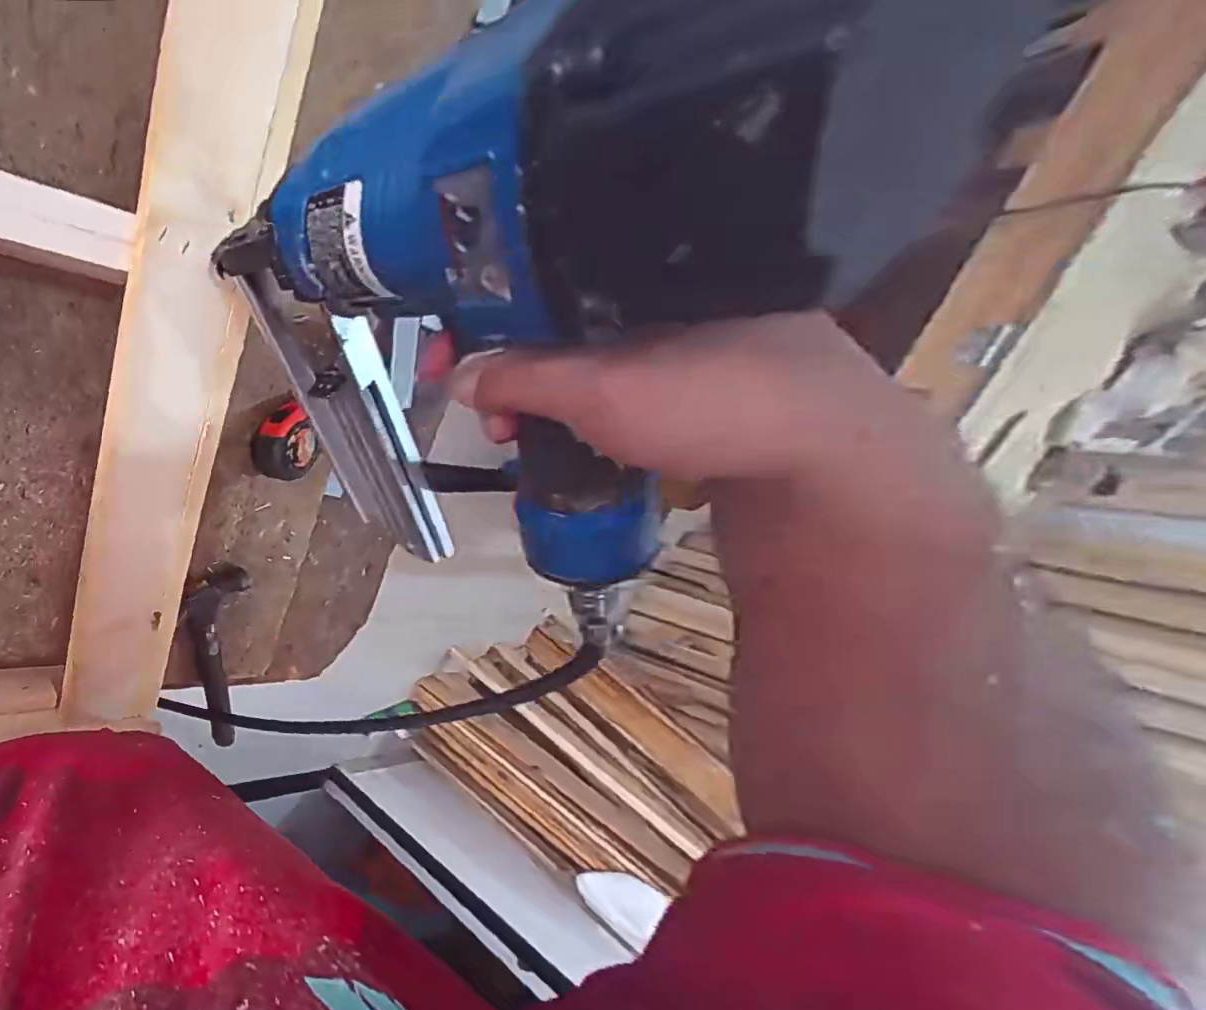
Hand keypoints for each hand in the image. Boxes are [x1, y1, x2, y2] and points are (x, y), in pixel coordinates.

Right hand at [433, 312, 947, 486]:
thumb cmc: (710, 405)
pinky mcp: (702, 384)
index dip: (478, 322)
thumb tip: (458, 376)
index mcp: (640, 273)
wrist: (831, 469)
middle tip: (490, 421)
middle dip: (507, 376)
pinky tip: (572, 441)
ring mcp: (690, 341)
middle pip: (554, 329)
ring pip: (585, 363)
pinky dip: (581, 412)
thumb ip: (521, 377)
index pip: (534, 285)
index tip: (445, 361)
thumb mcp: (599, 391)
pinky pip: (617, 386)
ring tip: (519, 440)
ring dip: (540, 400)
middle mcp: (665, 297)